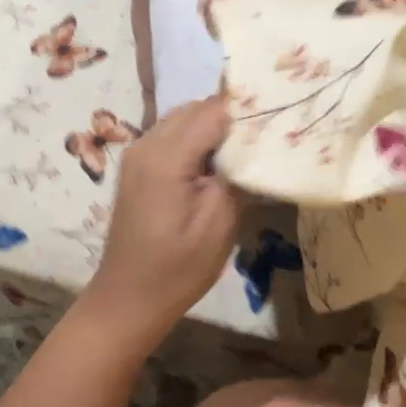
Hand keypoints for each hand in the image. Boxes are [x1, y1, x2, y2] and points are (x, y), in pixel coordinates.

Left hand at [81, 97, 243, 348]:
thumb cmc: (178, 268)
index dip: (246, 111)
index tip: (277, 119)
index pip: (213, 110)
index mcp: (166, 156)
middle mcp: (147, 143)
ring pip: (183, 118)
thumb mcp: (220, 224)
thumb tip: (252, 141)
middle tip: (265, 135)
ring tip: (244, 150)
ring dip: (212, 126)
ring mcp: (137, 153)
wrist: (128, 298)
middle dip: (230, 115)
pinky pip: (171, 135)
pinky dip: (195, 138)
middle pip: (196, 108)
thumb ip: (236, 174)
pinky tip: (216, 163)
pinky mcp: (137, 166)